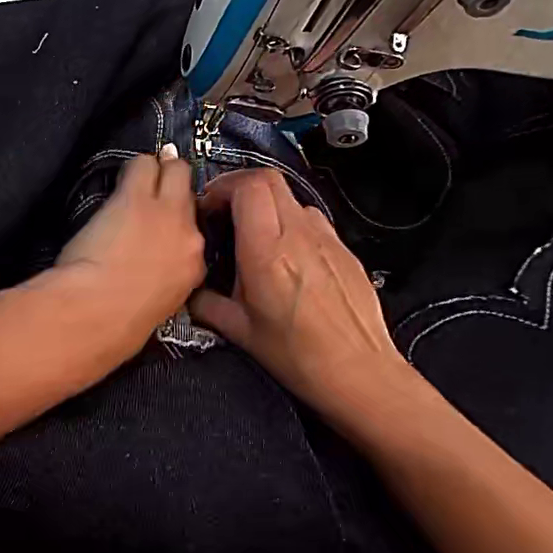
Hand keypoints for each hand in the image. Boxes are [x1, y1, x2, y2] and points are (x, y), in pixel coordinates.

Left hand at [56, 144, 204, 334]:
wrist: (98, 313)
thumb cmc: (119, 324)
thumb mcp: (157, 306)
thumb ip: (161, 283)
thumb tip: (147, 274)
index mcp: (194, 268)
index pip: (196, 231)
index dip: (178, 221)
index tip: (163, 222)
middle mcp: (189, 236)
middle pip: (191, 193)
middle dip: (176, 185)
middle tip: (156, 187)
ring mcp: (166, 212)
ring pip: (174, 169)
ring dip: (156, 170)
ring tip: (135, 178)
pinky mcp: (137, 197)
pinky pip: (143, 164)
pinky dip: (132, 168)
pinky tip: (120, 176)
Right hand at [191, 170, 410, 411]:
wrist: (360, 373)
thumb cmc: (301, 357)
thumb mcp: (241, 333)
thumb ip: (208, 305)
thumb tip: (192, 294)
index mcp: (268, 252)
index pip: (247, 186)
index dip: (223, 187)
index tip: (210, 206)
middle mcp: (299, 236)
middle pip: (269, 179)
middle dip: (241, 187)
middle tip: (227, 211)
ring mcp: (326, 239)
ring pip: (292, 199)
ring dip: (269, 206)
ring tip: (257, 237)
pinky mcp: (344, 249)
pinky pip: (313, 221)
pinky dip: (293, 225)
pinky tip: (288, 257)